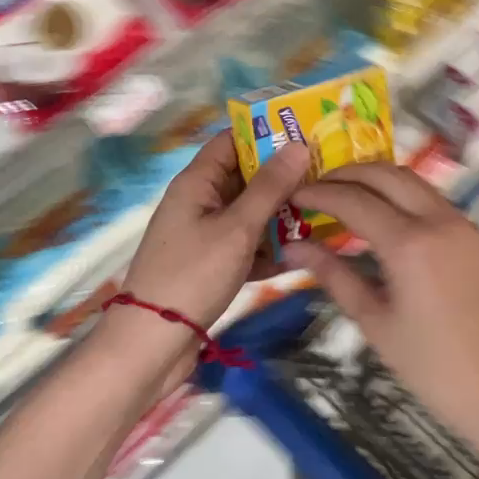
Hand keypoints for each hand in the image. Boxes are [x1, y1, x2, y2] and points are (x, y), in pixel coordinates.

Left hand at [116, 131, 310, 340]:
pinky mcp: (210, 266)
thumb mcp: (237, 228)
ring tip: (323, 216)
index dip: (267, 134)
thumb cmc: (193, 275)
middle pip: (245, 177)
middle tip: (326, 177)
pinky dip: (268, 249)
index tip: (307, 135)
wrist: (151, 345)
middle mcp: (199, 202)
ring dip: (280, 216)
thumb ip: (270, 187)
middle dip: (282, 178)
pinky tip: (299, 257)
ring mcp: (204, 235)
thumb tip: (298, 144)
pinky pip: (245, 246)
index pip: (232, 141)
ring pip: (248, 213)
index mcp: (197, 182)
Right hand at [287, 163, 478, 457]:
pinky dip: (403, 197)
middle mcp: (439, 220)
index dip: (320, 193)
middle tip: (318, 187)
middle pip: (386, 174)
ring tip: (346, 197)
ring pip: (414, 182)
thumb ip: (335, 277)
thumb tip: (294, 248)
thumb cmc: (435, 370)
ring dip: (377, 180)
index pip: (354, 200)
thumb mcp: (376, 324)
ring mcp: (464, 225)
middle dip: (347, 173)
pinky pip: (434, 201)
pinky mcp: (478, 236)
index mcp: (409, 244)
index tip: (294, 195)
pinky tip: (385, 220)